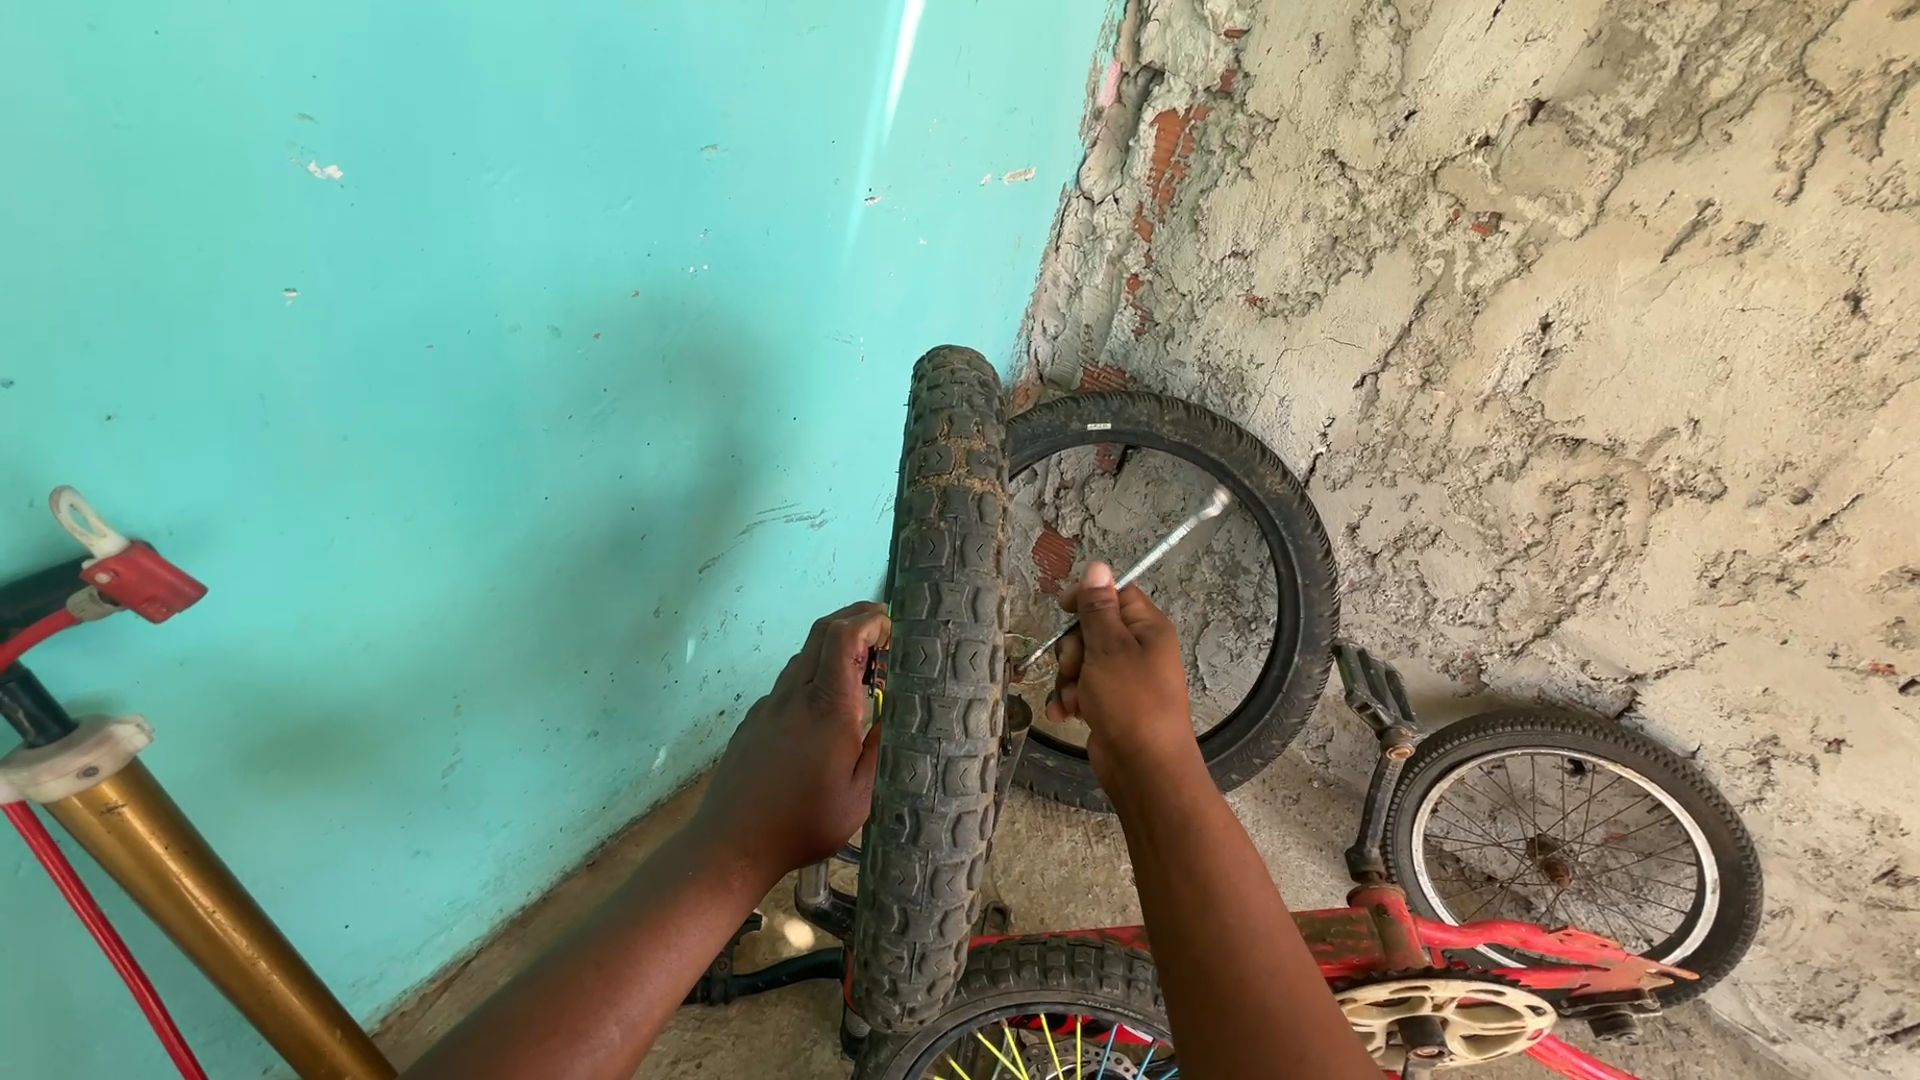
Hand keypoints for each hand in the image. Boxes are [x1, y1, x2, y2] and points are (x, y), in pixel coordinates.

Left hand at [692, 601, 888, 882]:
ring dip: (834, 645)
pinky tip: (824, 706)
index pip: (843, 637)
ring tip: (862, 666)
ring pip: (803, 655)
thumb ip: (880, 750)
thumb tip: (894, 715)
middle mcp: (796, 695)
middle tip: (882, 626)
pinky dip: (813, 673)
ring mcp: (770, 705)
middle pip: (822, 632)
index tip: (891, 624)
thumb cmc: (803, 823)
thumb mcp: (860, 797)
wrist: (731, 844)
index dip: (868, 619)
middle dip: (854, 616)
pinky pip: (788, 682)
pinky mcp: (754, 720)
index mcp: (828, 708)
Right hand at [1046, 562, 1201, 788]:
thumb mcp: (1109, 648)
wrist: (1144, 769)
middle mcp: (1139, 649)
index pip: (1116, 594)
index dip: (1088, 598)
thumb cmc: (1131, 701)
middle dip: (1072, 648)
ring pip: (1082, 661)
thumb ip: (1098, 608)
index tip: (1062, 608)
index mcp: (1148, 628)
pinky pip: (1082, 689)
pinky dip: (1070, 699)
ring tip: (1071, 699)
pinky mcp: (1110, 704)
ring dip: (1068, 678)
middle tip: (1073, 666)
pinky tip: (1064, 714)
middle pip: (1093, 628)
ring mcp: (1124, 679)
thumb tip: (1097, 565)